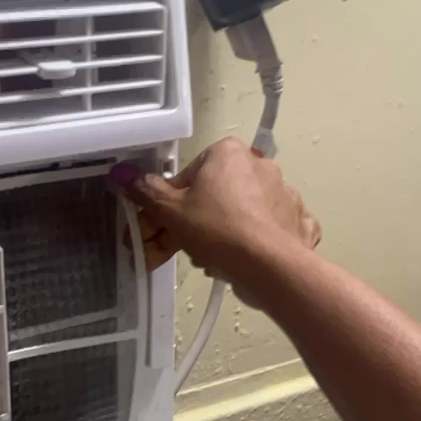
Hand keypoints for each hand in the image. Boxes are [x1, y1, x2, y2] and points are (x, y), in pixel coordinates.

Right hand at [110, 138, 320, 297]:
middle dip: (201, 217)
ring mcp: (285, 192)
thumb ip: (146, 191)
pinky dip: (259, 239)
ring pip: (244, 210)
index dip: (175, 202)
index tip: (171, 223)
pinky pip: (271, 227)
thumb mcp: (170, 211)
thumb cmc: (216, 230)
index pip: (190, 174)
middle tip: (190, 243)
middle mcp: (260, 164)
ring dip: (227, 229)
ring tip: (215, 257)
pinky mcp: (299, 219)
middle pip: (218, 191)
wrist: (269, 267)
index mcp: (228, 153)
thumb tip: (121, 174)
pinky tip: (247, 257)